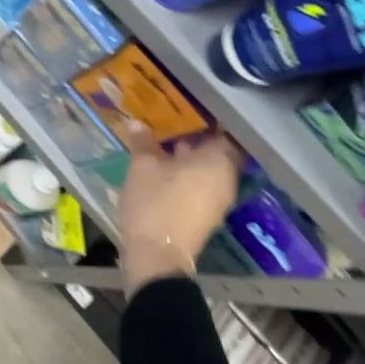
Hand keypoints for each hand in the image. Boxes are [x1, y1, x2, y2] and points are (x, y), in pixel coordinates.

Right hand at [117, 122, 243, 294]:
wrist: (157, 256)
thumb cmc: (155, 203)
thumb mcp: (143, 166)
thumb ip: (144, 142)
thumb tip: (138, 123)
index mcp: (217, 162)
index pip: (224, 133)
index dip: (210, 119)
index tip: (192, 107)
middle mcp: (226, 179)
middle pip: (217, 152)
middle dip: (198, 137)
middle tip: (175, 121)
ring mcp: (218, 200)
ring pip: (209, 170)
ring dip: (191, 157)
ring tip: (165, 142)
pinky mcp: (207, 215)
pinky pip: (203, 185)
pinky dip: (189, 174)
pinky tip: (165, 168)